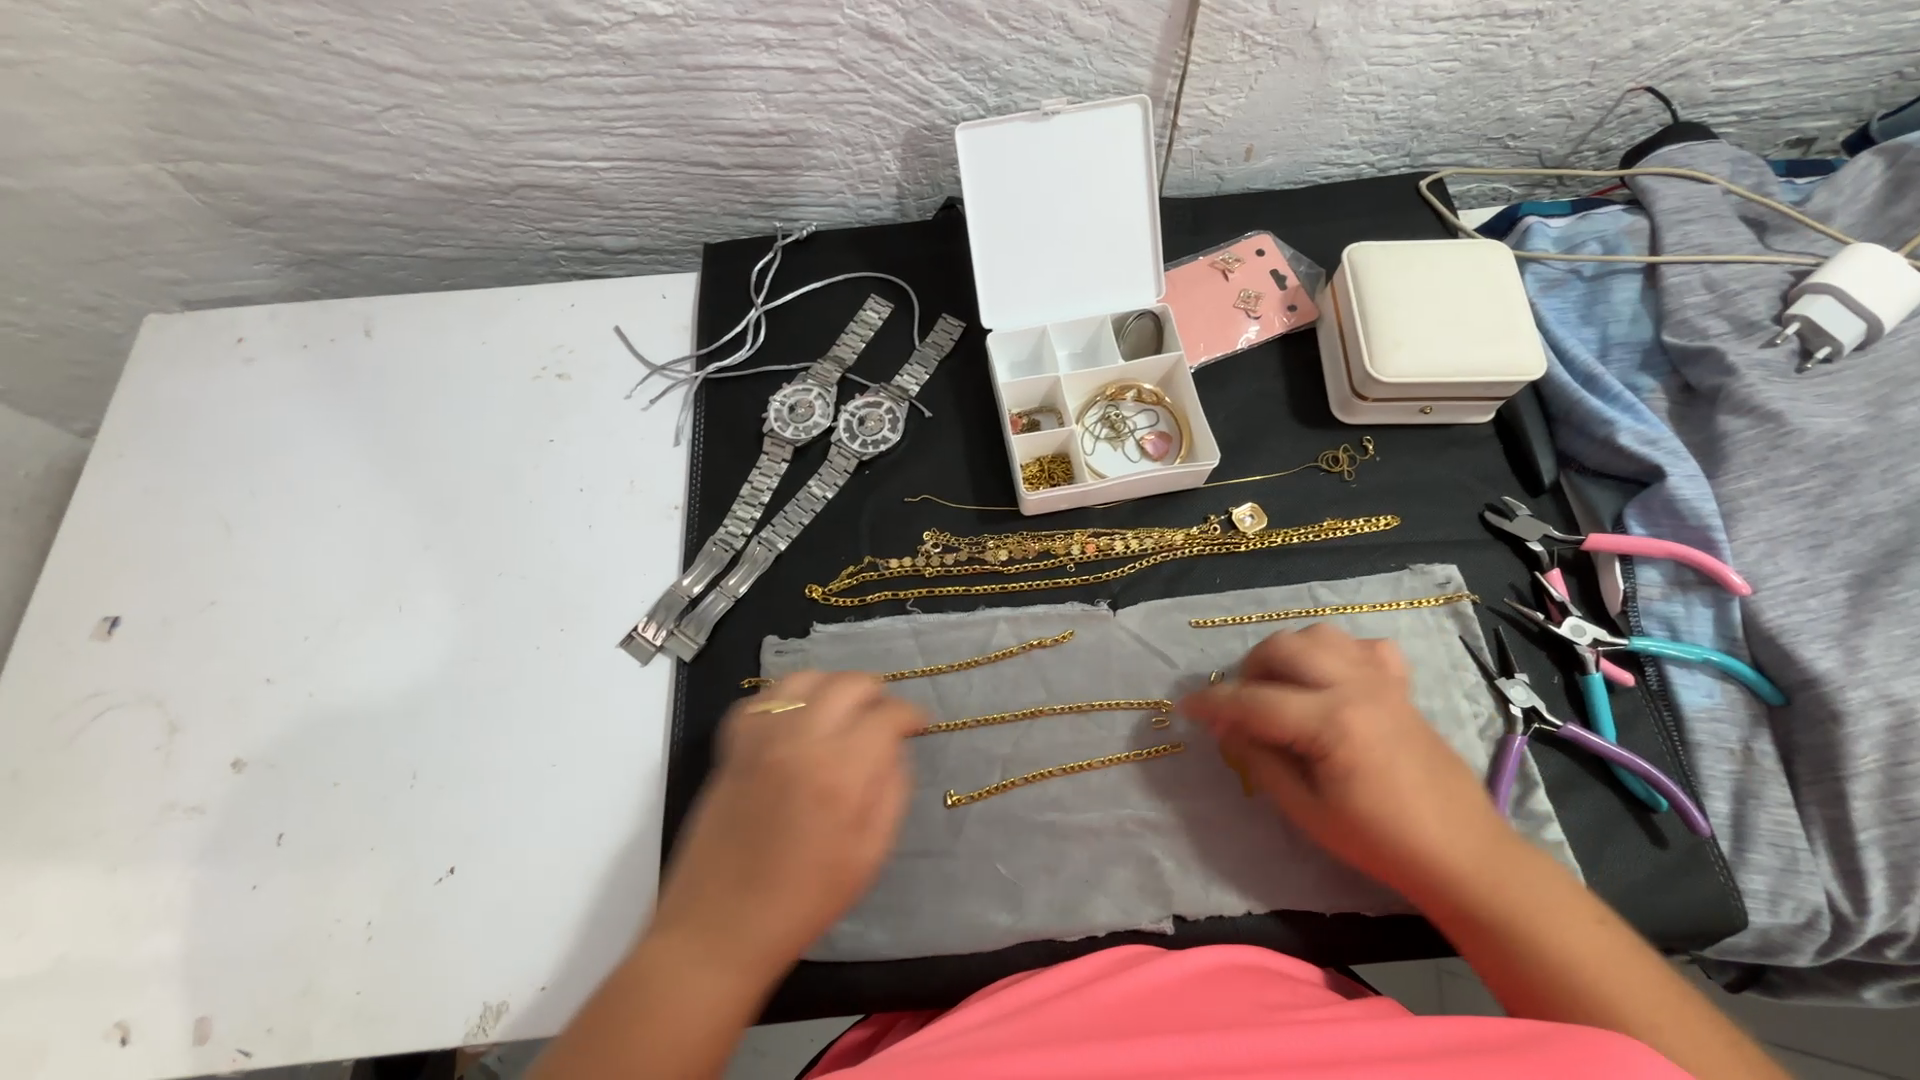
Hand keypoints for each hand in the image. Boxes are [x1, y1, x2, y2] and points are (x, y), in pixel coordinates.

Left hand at [644, 673, 925, 979]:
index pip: (887, 715)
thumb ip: (891, 791)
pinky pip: (760, 698)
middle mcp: (800, 741)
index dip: (912, 715)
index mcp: (842, 772)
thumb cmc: (805, 902)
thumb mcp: (869, 855)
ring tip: (843, 710)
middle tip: (885, 717)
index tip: (919, 725)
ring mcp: (760, 739)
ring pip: (804, 678)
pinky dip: (785, 698)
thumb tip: (895, 750)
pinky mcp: (731, 747)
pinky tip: (796, 721)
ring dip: (832, 686)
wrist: (721, 927)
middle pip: (848, 683)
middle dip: (877, 693)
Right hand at [1180, 624, 1514, 895]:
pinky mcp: (1400, 687)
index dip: (1212, 703)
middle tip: (1237, 704)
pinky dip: (1336, 653)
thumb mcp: (1305, 811)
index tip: (1185, 707)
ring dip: (1288, 653)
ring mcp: (1383, 682)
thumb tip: (1225, 728)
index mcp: (1332, 723)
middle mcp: (1356, 687)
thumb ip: (1260, 761)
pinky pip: (1363, 647)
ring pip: (1319, 635)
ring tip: (1278, 687)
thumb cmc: (1378, 841)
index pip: (1254, 700)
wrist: (1460, 852)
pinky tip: (1328, 680)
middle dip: (1248, 669)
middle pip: (1283, 648)